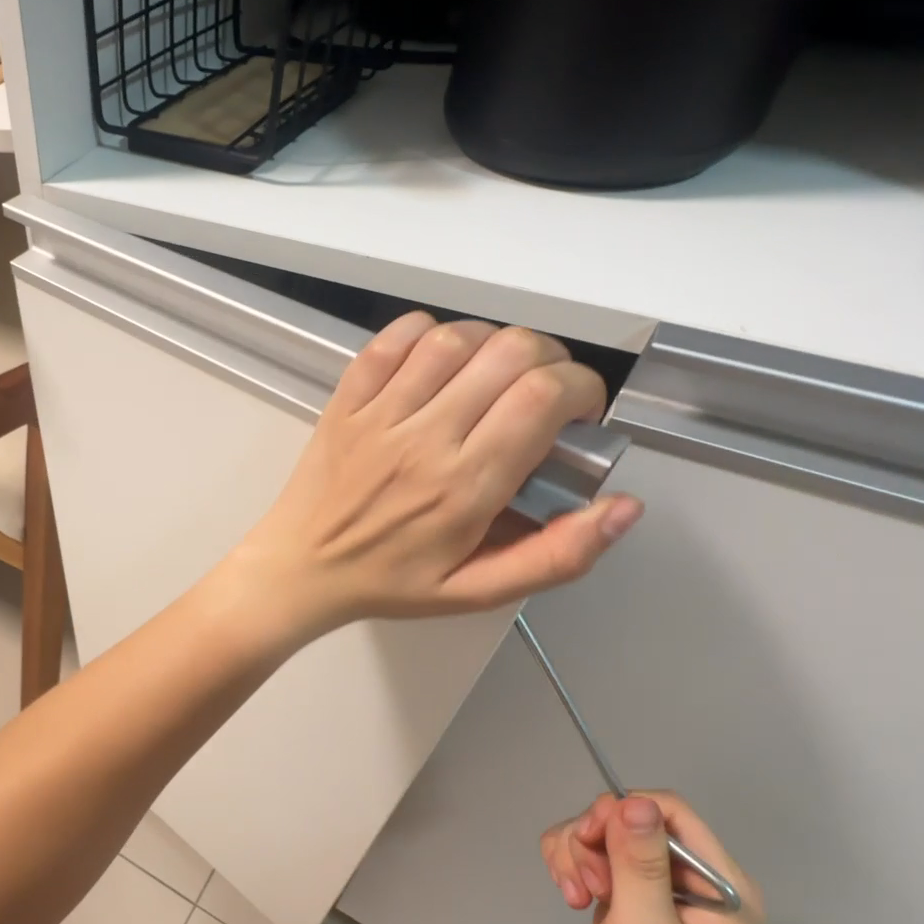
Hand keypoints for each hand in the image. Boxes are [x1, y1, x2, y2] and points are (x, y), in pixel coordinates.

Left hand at [226, 313, 641, 637]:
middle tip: (543, 391)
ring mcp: (379, 416)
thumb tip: (624, 509)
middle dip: (548, 360)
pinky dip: (423, 332)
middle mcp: (423, 441)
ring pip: (453, 338)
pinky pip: (388, 342)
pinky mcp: (346, 403)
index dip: (582, 388)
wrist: (300, 570)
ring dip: (490, 342)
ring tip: (493, 373)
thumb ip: (557, 555)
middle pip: (509, 354)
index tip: (577, 412)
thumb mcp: (478, 591)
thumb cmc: (386, 581)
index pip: (543, 398)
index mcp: (464, 487)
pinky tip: (438, 357)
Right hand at [540, 792, 764, 923]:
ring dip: (576, 855)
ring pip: (601, 834)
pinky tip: (571, 896)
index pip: (669, 811)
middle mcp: (692, 877)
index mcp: (719, 883)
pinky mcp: (629, 895)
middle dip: (591, 842)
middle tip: (584, 885)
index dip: (623, 813)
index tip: (590, 841)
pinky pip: (591, 855)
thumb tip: (635, 800)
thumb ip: (640, 864)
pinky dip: (571, 866)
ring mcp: (659, 886)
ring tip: (574, 896)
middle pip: (627, 819)